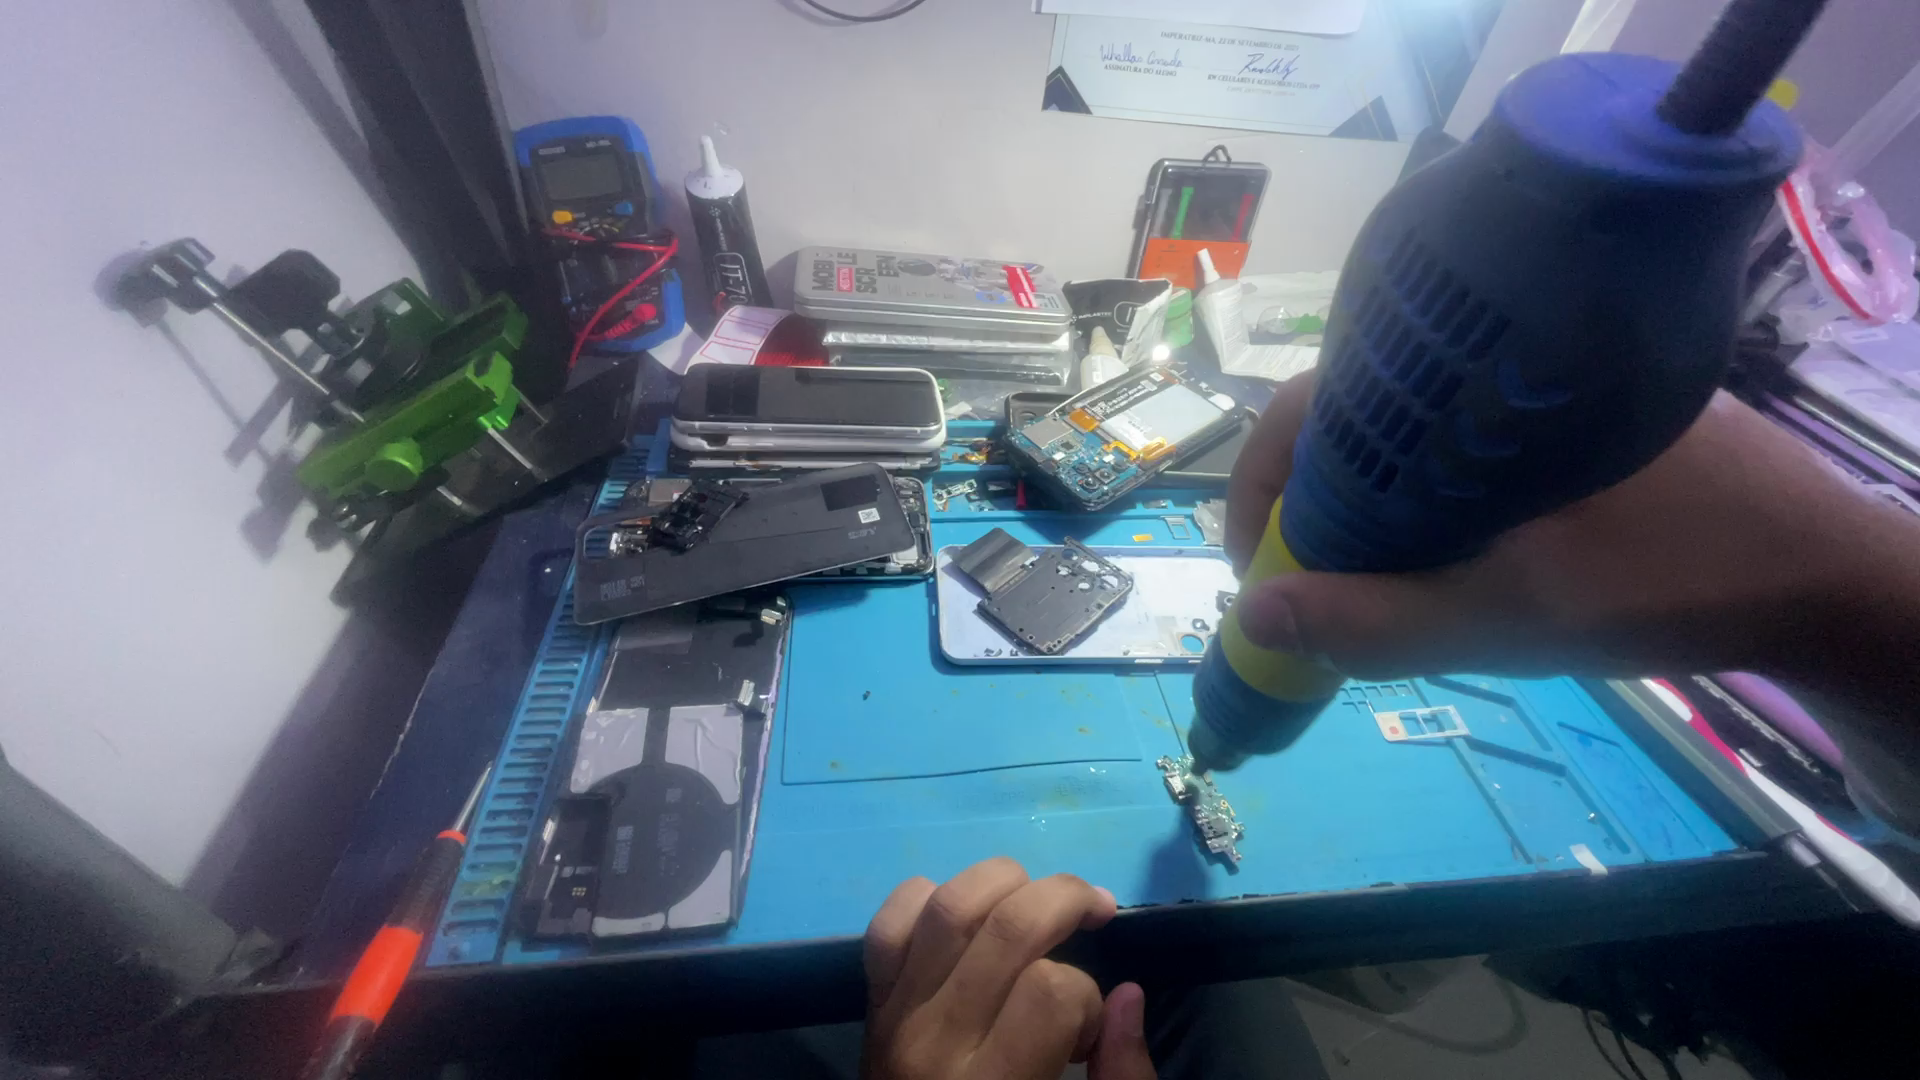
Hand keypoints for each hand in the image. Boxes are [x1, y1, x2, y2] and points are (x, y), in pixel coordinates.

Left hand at [860, 857, 1154, 1079]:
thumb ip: (1121, 1079)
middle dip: (1064, 898)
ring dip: (1004, 880)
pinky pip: (892, 918)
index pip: (1050, 993)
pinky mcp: (872, 995)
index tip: (1092, 1024)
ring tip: (1036, 897)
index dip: (1088, 995)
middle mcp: (936, 1040)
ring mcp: (895, 1010)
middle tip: (1095, 907)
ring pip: (950, 904)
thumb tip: (1128, 994)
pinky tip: (968, 912)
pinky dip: (930, 894)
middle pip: (1006, 927)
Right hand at [1223, 372, 1916, 683]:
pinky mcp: (1529, 428)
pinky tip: (1417, 556)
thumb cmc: (1674, 585)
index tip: (1258, 563)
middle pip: (1337, 425)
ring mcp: (1503, 399)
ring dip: (1346, 510)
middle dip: (1298, 505)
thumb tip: (1252, 613)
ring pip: (1379, 445)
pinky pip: (1424, 458)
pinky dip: (1395, 508)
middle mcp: (1473, 372)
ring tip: (1352, 579)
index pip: (1310, 405)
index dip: (1259, 483)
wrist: (1836, 583)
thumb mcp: (1514, 616)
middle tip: (1301, 582)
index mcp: (1461, 384)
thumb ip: (1378, 622)